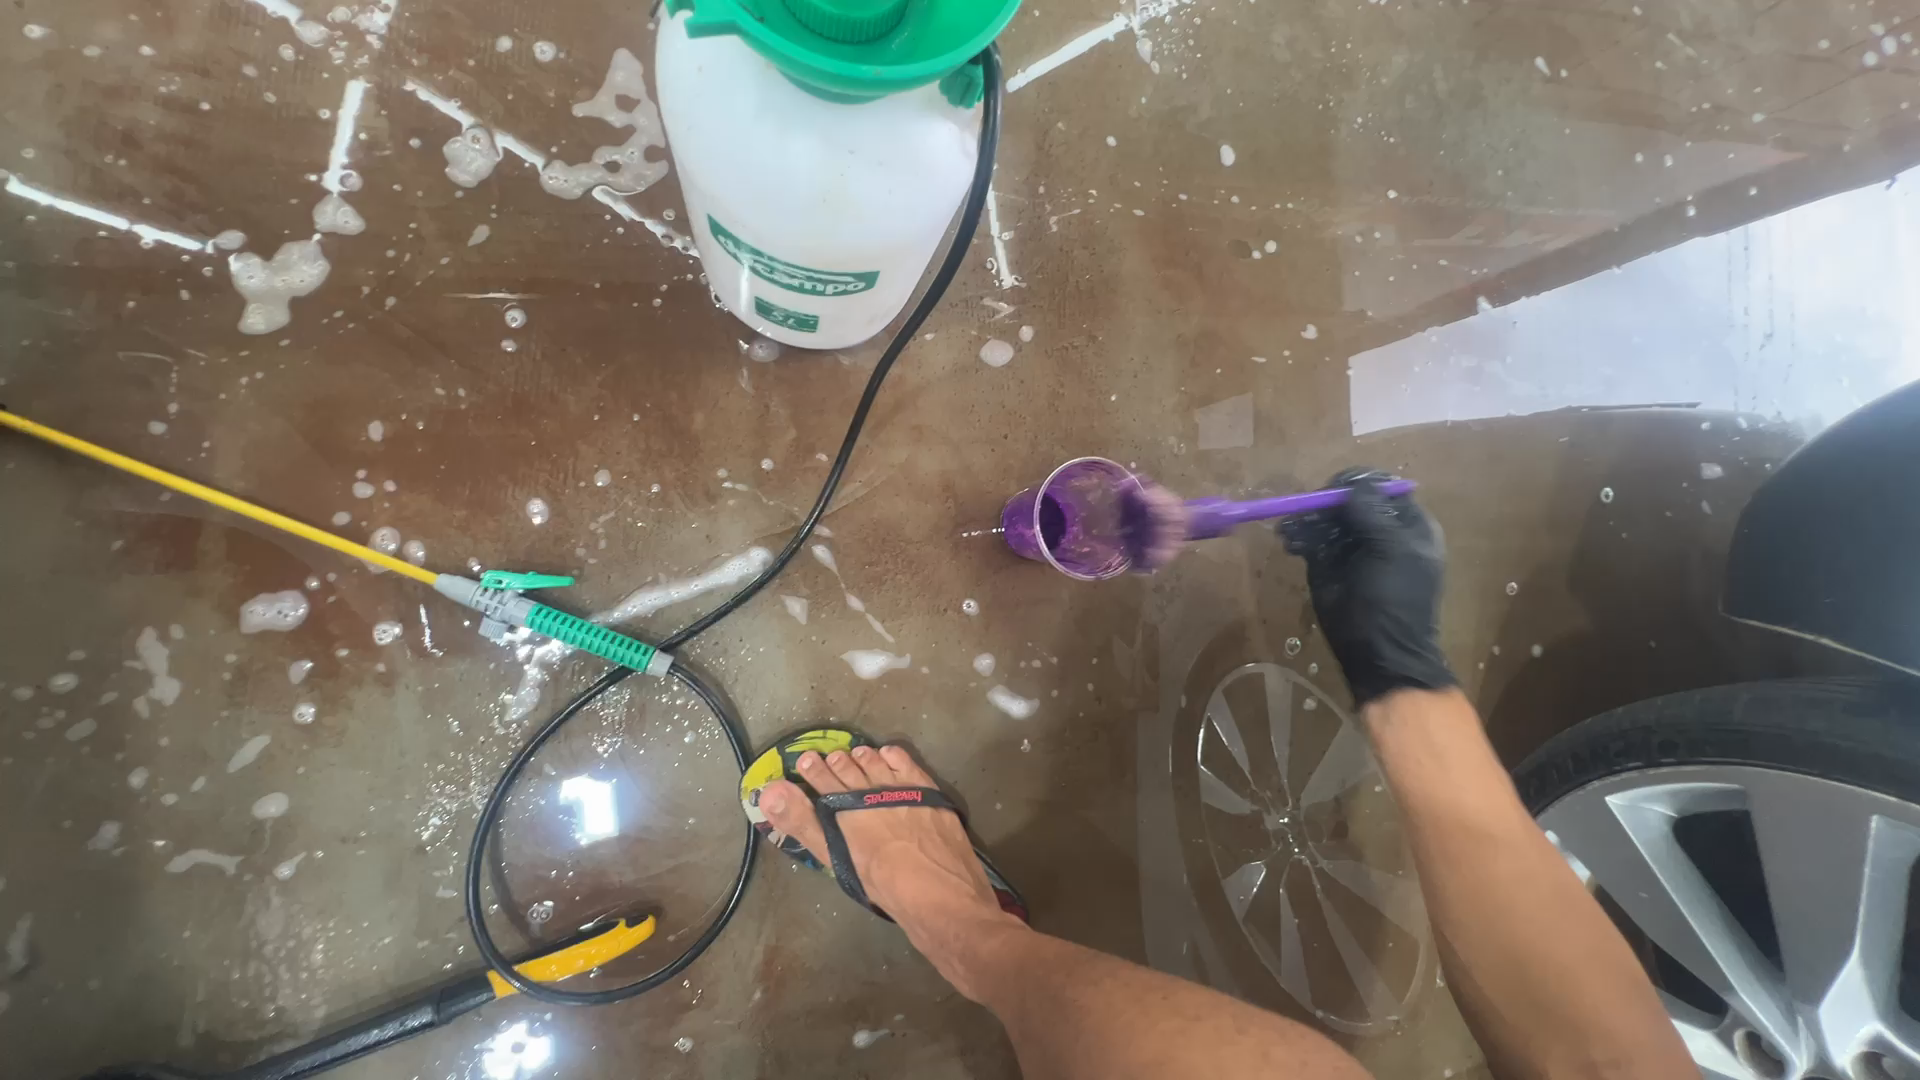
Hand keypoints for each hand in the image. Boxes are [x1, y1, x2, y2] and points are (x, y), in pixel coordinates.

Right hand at [1280, 468, 1454, 705]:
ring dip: (1306, 518)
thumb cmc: (1396, 599)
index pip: (1381, 488)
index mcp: (1407, 525)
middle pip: (1347, 500)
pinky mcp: (1325, 564)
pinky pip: (1309, 540)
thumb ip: (1371, 514)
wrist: (1377, 650)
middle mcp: (1378, 531)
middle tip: (1308, 510)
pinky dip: (1297, 536)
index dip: (1357, 484)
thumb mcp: (1393, 551)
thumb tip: (1350, 487)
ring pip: (1324, 518)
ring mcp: (1350, 548)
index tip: (1334, 491)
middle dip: (1325, 502)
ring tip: (1291, 530)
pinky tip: (1289, 542)